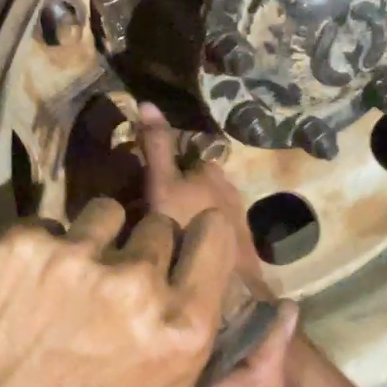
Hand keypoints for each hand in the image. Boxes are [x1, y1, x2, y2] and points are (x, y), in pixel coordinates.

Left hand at [0, 197, 294, 386]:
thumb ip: (247, 381)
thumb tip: (290, 312)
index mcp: (181, 326)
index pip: (212, 234)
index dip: (193, 244)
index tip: (175, 259)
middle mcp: (136, 281)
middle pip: (156, 225)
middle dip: (139, 251)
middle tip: (107, 293)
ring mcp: (74, 255)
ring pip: (103, 214)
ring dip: (91, 242)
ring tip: (63, 288)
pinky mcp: (22, 241)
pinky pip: (48, 223)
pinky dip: (39, 250)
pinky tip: (21, 291)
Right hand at [138, 104, 267, 289]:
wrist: (229, 285)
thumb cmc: (189, 227)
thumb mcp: (162, 184)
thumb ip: (156, 145)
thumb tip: (147, 102)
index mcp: (210, 170)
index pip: (185, 153)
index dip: (164, 161)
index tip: (145, 177)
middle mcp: (229, 187)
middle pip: (198, 179)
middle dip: (180, 186)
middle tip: (153, 206)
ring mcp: (238, 216)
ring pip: (208, 204)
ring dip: (192, 209)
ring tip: (169, 229)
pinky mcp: (242, 243)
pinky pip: (216, 228)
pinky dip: (202, 230)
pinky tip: (189, 248)